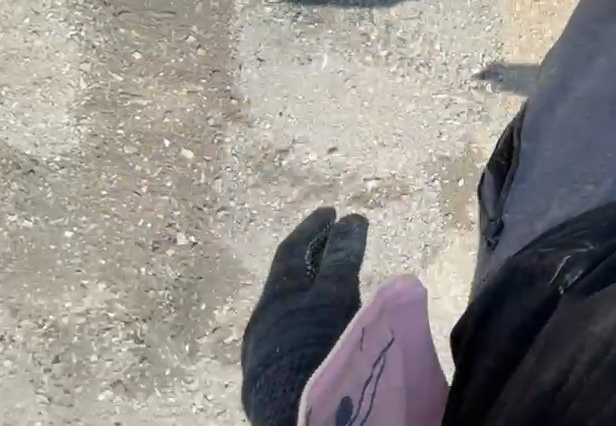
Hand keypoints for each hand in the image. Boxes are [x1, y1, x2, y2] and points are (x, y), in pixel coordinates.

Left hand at [241, 208, 368, 425]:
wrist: (293, 411)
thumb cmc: (316, 344)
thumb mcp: (336, 292)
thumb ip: (342, 255)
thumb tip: (351, 217)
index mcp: (275, 296)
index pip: (291, 250)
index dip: (312, 227)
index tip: (332, 210)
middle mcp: (264, 319)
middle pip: (290, 276)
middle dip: (315, 253)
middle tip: (338, 236)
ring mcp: (266, 347)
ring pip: (291, 303)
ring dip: (313, 282)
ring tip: (337, 274)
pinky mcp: (275, 372)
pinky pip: (294, 324)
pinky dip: (312, 307)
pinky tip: (327, 316)